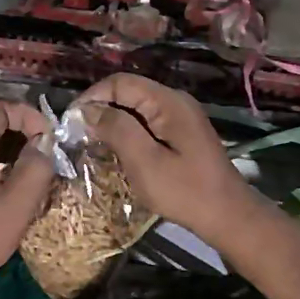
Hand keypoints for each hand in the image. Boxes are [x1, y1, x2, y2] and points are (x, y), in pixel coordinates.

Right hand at [76, 74, 256, 241]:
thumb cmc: (185, 191)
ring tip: (91, 142)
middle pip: (128, 92)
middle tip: (78, 134)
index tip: (72, 121)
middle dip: (100, 109)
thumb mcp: (145, 161)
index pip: (121, 82)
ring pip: (136, 108)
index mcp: (168, 102)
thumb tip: (89, 110)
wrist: (227, 216)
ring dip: (112, 121)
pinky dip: (127, 131)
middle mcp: (175, 101)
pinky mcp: (181, 133)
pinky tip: (116, 150)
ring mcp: (180, 117)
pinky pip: (147, 122)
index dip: (93, 96)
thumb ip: (117, 129)